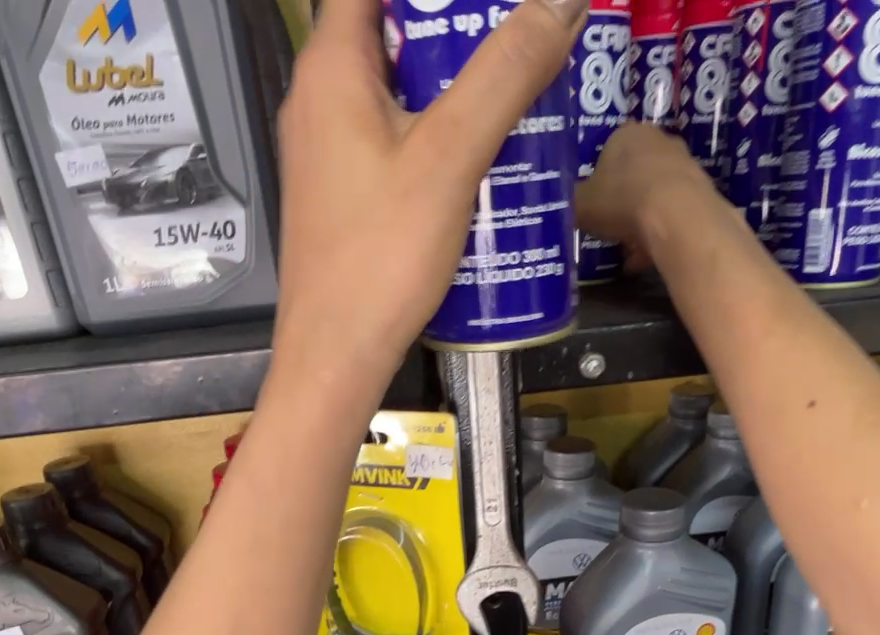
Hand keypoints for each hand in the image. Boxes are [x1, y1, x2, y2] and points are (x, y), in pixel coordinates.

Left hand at [270, 0, 585, 397]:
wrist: (338, 354)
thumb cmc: (383, 255)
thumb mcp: (451, 157)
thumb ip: (504, 74)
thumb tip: (562, 0)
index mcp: (331, 70)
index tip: (479, 0)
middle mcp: (317, 102)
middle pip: (387, 31)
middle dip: (454, 29)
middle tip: (517, 40)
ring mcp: (327, 153)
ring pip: (393, 90)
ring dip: (450, 84)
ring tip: (513, 91)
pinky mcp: (343, 195)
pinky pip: (391, 140)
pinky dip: (434, 133)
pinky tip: (479, 158)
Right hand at [576, 122, 720, 266]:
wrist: (675, 216)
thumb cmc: (620, 200)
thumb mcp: (580, 205)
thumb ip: (574, 203)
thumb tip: (572, 206)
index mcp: (626, 135)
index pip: (607, 154)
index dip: (598, 184)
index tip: (595, 208)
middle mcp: (658, 141)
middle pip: (634, 175)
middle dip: (623, 203)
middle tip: (611, 229)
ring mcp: (684, 165)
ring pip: (655, 197)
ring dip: (641, 222)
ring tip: (629, 251)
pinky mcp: (702, 192)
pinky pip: (673, 215)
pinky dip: (659, 234)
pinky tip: (647, 258)